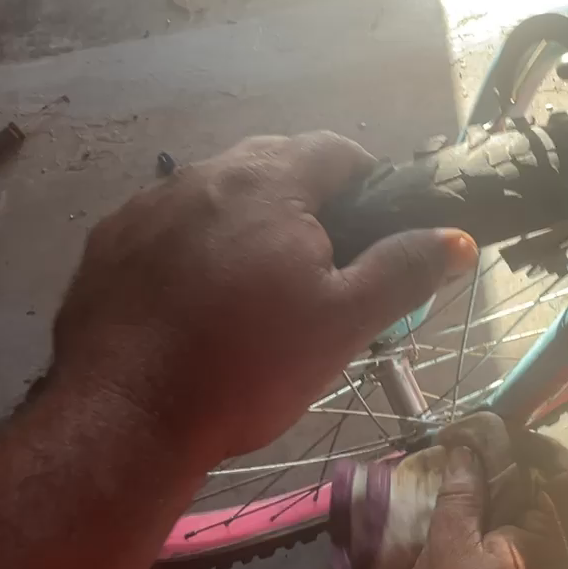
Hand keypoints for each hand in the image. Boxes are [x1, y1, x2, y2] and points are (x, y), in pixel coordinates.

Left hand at [48, 132, 476, 464]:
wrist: (123, 418)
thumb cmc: (247, 366)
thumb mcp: (343, 322)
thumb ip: (404, 271)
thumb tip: (457, 237)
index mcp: (268, 182)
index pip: (335, 150)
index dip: (367, 180)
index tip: (373, 226)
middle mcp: (203, 175)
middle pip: (274, 164)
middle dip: (307, 199)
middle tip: (319, 263)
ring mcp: (147, 205)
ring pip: (217, 192)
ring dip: (247, 218)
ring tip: (254, 283)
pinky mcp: (109, 240)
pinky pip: (168, 222)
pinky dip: (194, 242)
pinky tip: (193, 297)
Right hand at [400, 424, 567, 568]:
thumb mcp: (447, 551)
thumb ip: (462, 495)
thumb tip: (469, 448)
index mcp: (550, 543)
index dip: (538, 446)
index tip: (498, 435)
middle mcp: (566, 561)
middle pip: (559, 496)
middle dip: (521, 468)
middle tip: (479, 456)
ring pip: (545, 521)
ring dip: (513, 497)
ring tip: (470, 485)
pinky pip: (534, 546)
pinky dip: (509, 525)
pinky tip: (474, 526)